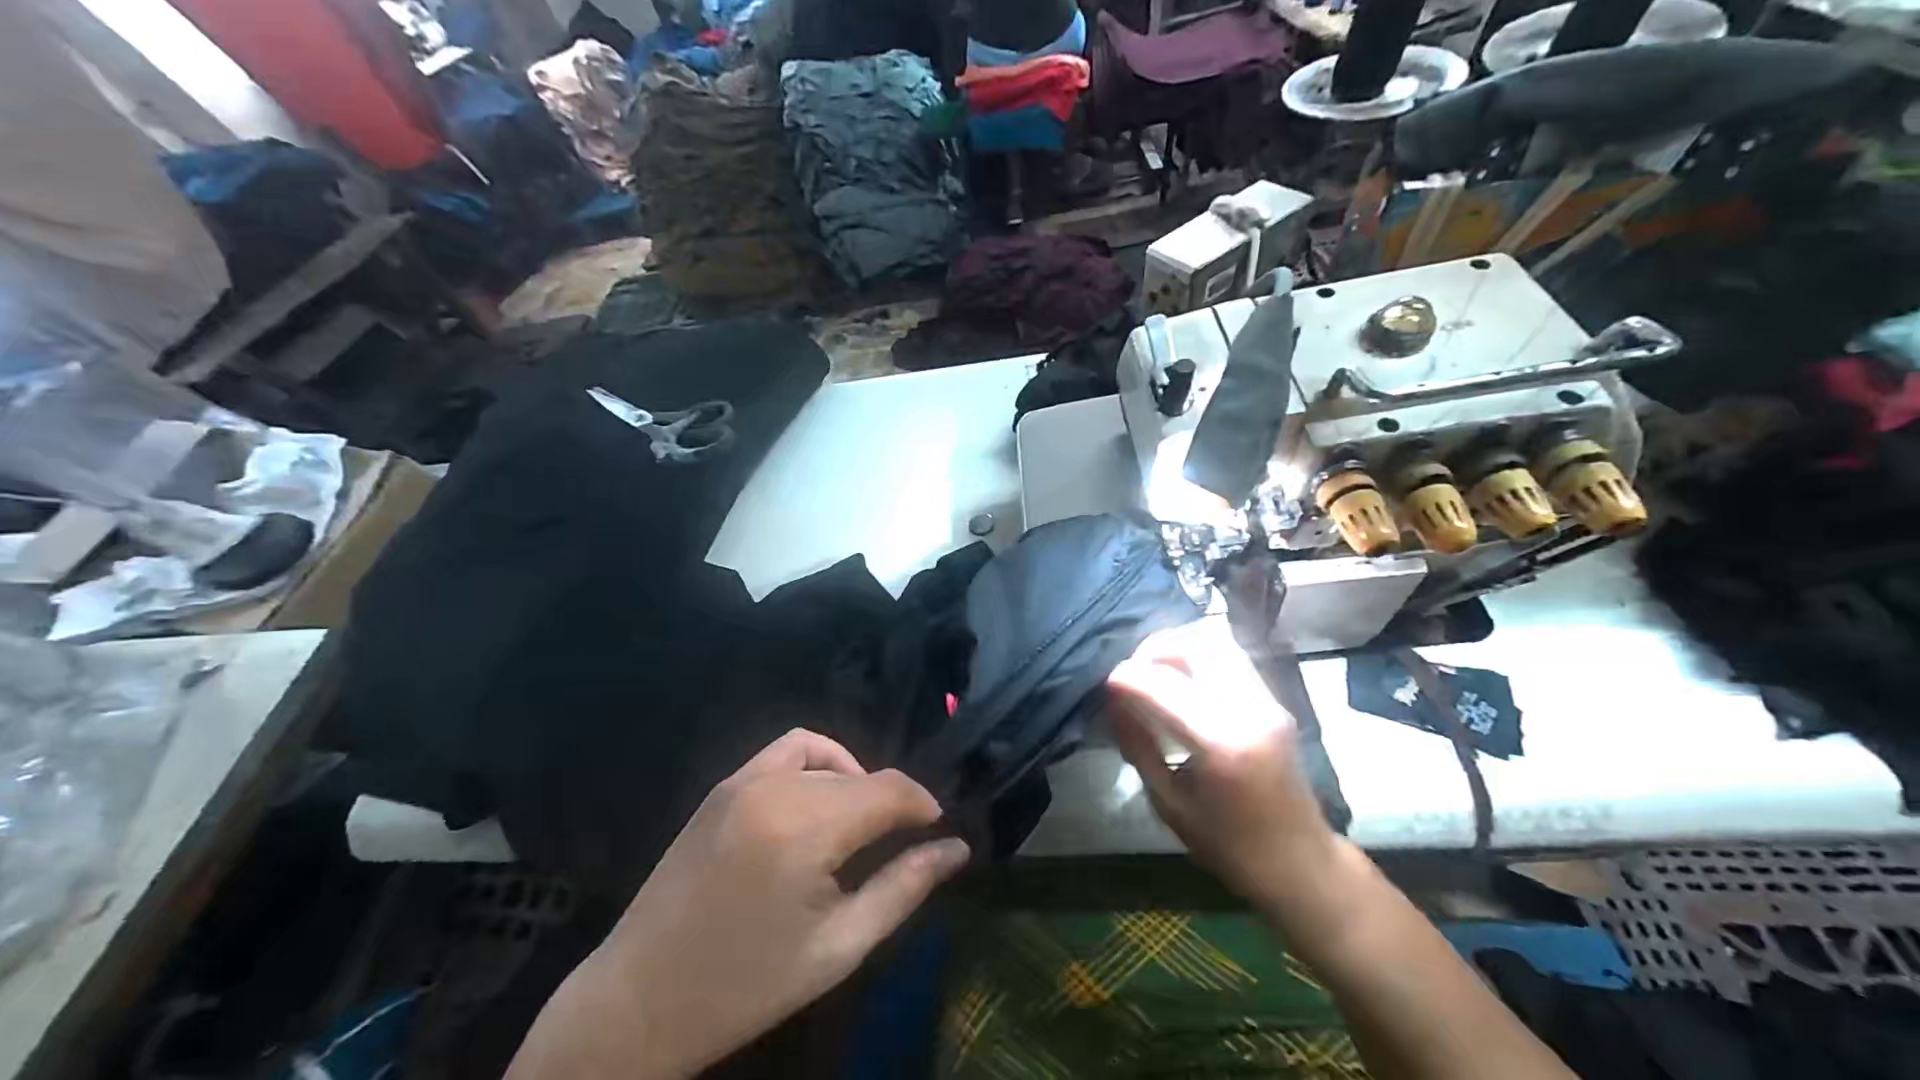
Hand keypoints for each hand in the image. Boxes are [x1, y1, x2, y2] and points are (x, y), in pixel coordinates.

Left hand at [508, 730, 968, 1079]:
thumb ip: (904, 888)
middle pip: (859, 775)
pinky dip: (817, 763)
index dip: (922, 806)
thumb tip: (956, 849)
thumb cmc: (745, 987)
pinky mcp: (722, 786)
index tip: (939, 832)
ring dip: (855, 779)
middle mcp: (774, 787)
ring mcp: (741, 780)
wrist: (638, 1001)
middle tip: (904, 842)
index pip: (887, 790)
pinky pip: (786, 751)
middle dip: (891, 801)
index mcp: (804, 829)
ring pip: (826, 756)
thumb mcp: (839, 947)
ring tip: (863, 822)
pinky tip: (819, 804)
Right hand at [1105, 625, 1344, 905]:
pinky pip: (1230, 659)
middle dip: (1155, 648)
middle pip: (1197, 644)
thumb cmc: (1228, 846)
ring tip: (1154, 671)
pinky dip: (1199, 658)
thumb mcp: (1169, 803)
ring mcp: (1267, 702)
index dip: (1127, 677)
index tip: (1107, 685)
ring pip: (1217, 643)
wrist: (1299, 863)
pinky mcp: (1274, 702)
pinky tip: (1181, 682)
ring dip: (1179, 648)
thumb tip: (1113, 703)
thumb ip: (1139, 746)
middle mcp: (1249, 711)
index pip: (1162, 685)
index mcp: (1221, 743)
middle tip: (1132, 671)